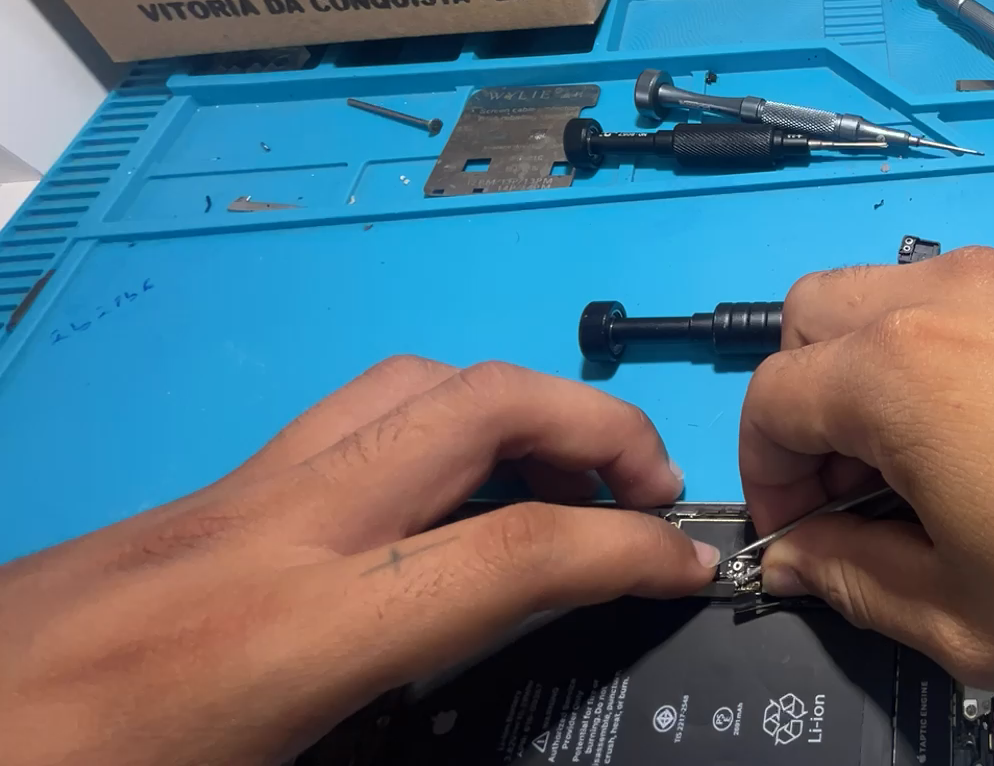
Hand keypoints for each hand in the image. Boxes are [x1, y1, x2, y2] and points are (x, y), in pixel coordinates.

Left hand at [0, 358, 718, 765]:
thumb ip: (386, 747)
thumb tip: (491, 703)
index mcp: (273, 641)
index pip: (515, 549)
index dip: (629, 551)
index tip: (687, 566)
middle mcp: (261, 533)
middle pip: (481, 404)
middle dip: (600, 425)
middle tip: (645, 488)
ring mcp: (217, 499)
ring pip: (417, 385)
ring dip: (523, 411)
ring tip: (560, 475)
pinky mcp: (183, 502)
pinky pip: (353, 419)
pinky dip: (442, 430)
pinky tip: (443, 497)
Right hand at [738, 247, 993, 700]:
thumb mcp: (973, 618)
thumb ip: (857, 581)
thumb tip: (795, 555)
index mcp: (896, 369)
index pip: (769, 394)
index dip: (765, 472)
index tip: (806, 533)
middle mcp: (941, 295)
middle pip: (813, 315)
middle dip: (805, 399)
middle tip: (858, 486)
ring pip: (885, 295)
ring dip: (869, 368)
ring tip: (931, 460)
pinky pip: (958, 299)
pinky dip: (935, 350)